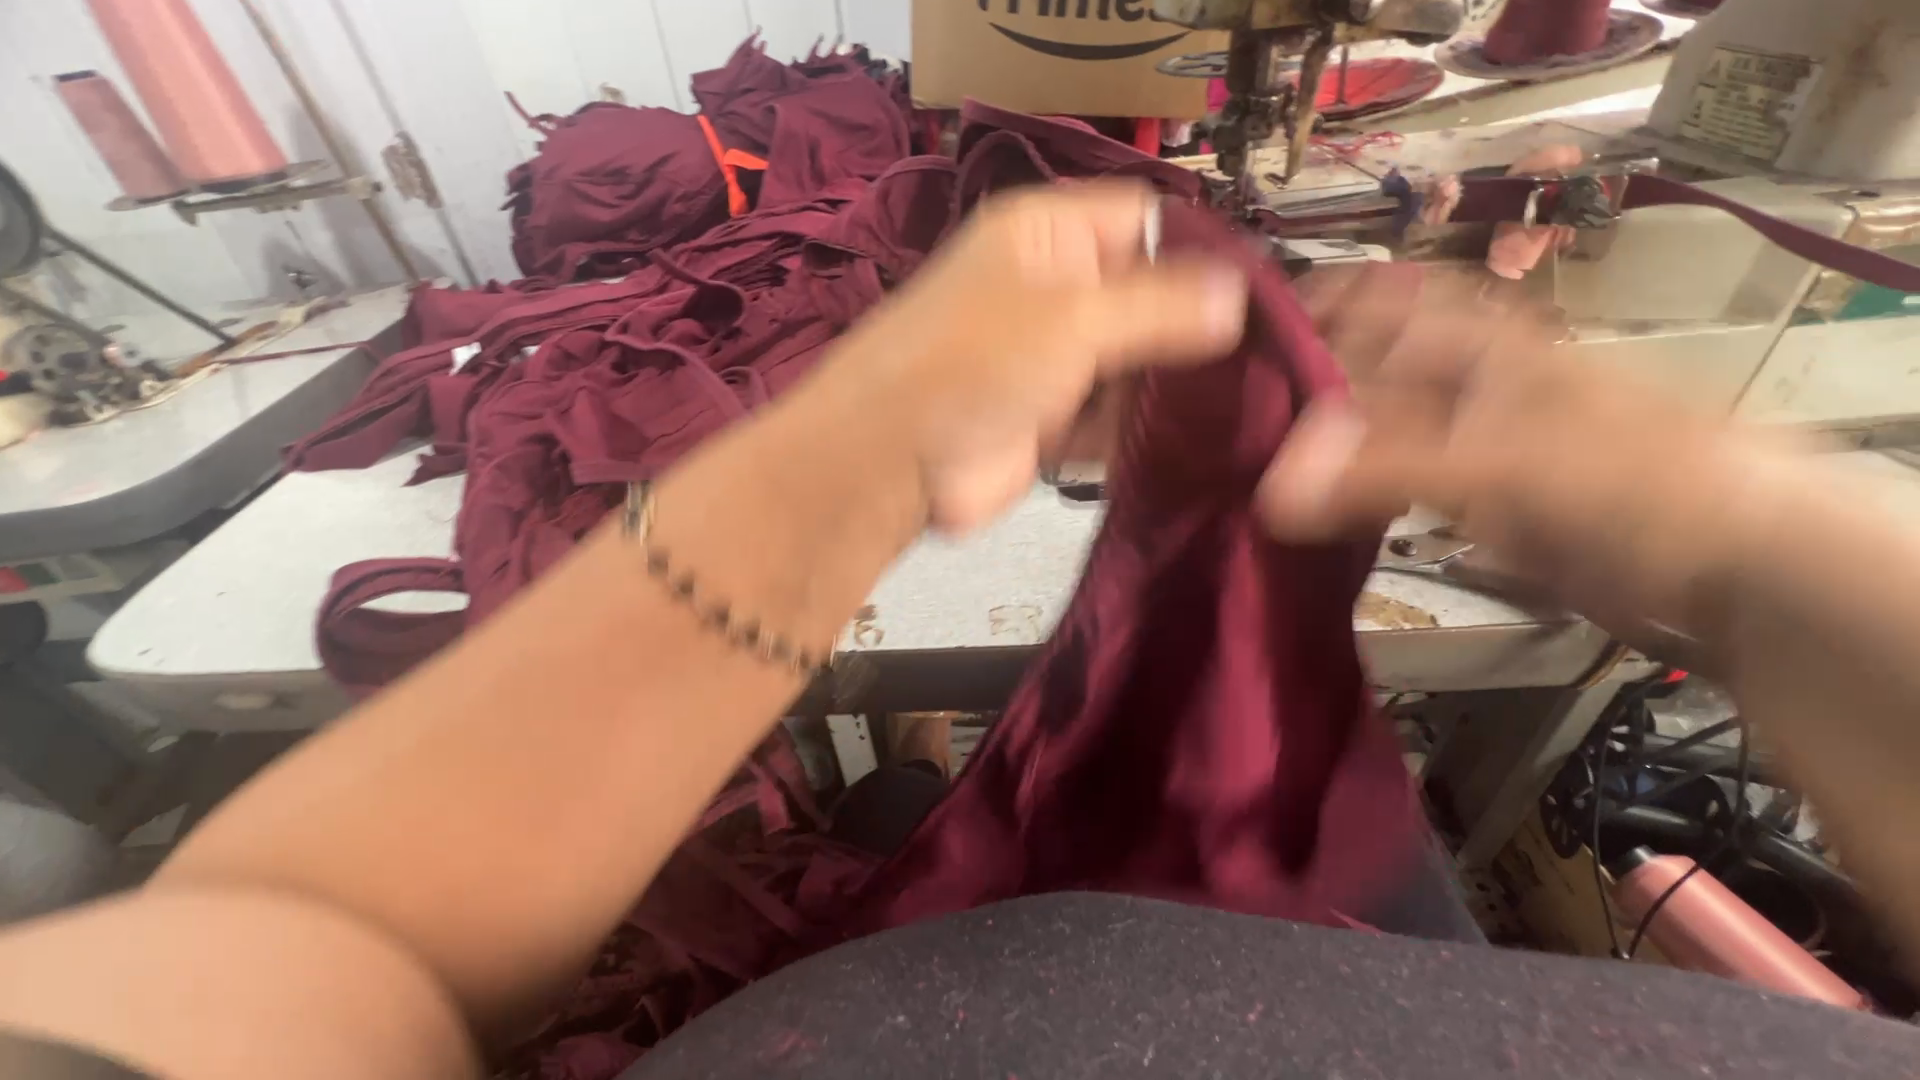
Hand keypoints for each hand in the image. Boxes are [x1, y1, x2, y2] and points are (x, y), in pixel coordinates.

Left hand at [813, 183, 1249, 533]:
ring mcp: (1051, 357)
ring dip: (1176, 381)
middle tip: (1269, 355)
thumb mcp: (1074, 317)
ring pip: (1133, 359)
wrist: (893, 459)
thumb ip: (1160, 306)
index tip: (1261, 292)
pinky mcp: (1051, 418)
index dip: (1200, 248)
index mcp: (1047, 236)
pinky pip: (1112, 414)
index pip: (1143, 218)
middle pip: (1145, 294)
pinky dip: (1144, 425)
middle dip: (1197, 324)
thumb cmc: (975, 362)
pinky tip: (1199, 437)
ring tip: (1250, 398)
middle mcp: (1051, 288)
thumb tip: (1240, 297)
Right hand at [1257, 264, 1798, 639]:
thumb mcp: (1503, 464)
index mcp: (1477, 342)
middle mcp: (1458, 383)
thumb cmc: (1628, 479)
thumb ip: (1384, 469)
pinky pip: (1379, 489)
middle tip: (1221, 420)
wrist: (1727, 566)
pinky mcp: (1458, 502)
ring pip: (1364, 433)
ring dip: (1311, 449)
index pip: (1378, 302)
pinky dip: (1339, 497)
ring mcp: (1456, 444)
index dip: (1315, 308)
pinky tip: (1297, 512)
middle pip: (1358, 370)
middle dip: (1296, 389)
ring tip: (1241, 466)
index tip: (1241, 338)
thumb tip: (1270, 486)